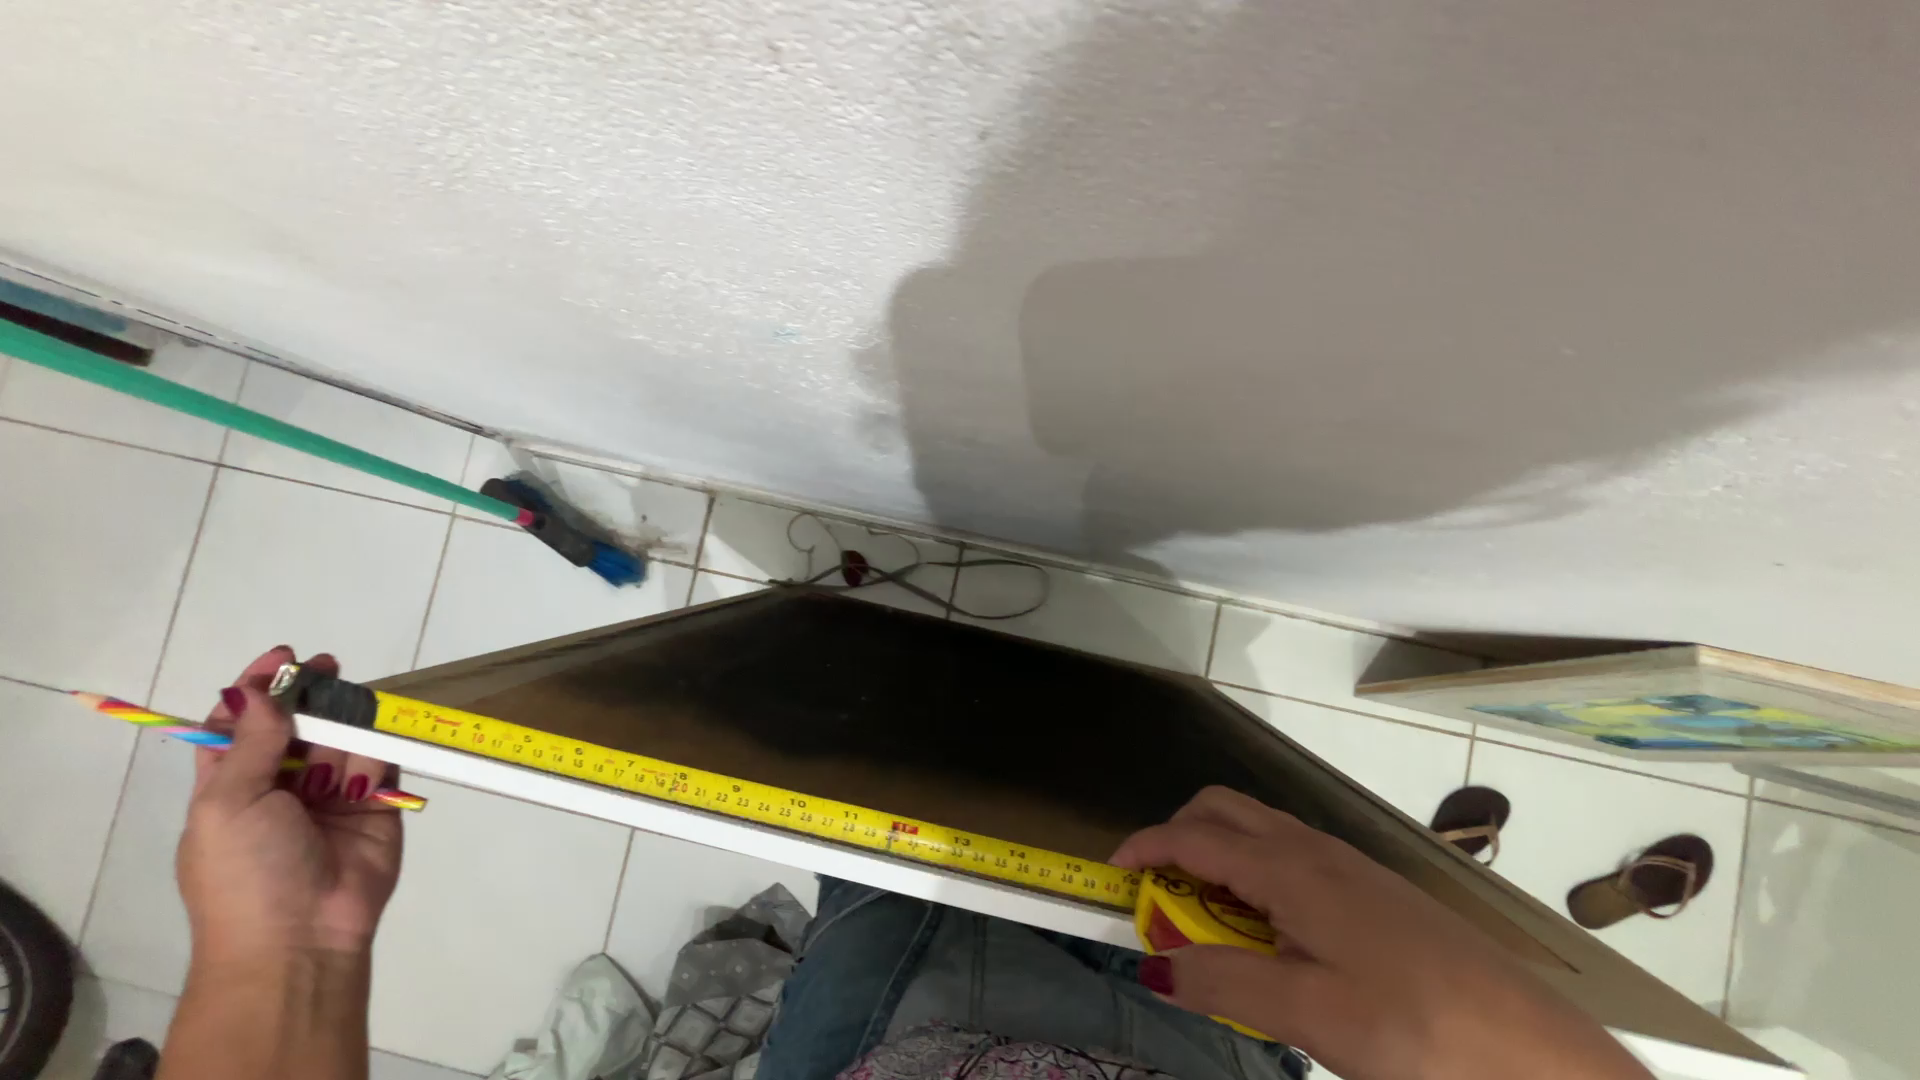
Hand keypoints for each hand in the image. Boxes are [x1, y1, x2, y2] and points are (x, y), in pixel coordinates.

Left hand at [176, 647, 403, 962]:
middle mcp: (282, 785)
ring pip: (342, 738)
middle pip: (297, 725)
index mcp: (232, 786)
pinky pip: (382, 762)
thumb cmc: (246, 872)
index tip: (281, 658)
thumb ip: (251, 745)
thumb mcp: (228, 806)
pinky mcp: (378, 803)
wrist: (302, 934)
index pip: (241, 725)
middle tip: (328, 666)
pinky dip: (384, 745)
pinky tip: (385, 728)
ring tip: (356, 702)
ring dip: (348, 718)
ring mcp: (332, 794)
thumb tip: (256, 691)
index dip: (255, 690)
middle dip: (310, 695)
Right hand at [1111, 787, 1649, 1079]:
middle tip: (1158, 897)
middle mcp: (1314, 850)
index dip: (1145, 847)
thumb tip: (1152, 966)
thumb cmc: (1418, 1031)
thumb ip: (1224, 982)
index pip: (1194, 836)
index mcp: (1291, 869)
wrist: (1540, 1055)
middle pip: (1222, 810)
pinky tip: (1268, 933)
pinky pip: (1288, 855)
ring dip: (1215, 855)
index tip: (1110, 876)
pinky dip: (1251, 872)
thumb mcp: (1310, 1016)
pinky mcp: (1371, 889)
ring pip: (1258, 830)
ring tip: (1207, 920)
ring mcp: (1347, 865)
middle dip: (1176, 837)